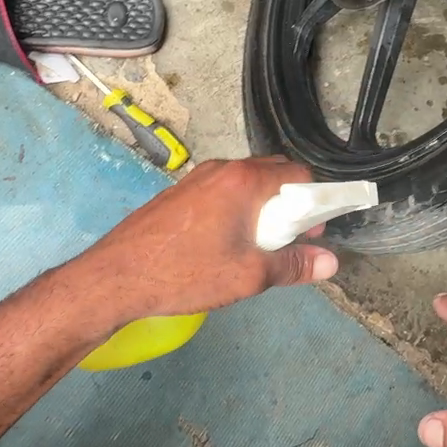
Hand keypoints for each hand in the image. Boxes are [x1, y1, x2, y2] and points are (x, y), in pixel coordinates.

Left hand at [78, 157, 336, 319]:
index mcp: (245, 181)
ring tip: (255, 245)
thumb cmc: (187, 273)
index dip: (314, 202)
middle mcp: (223, 169)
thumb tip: (330, 263)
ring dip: (262, 206)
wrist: (115, 277)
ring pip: (247, 182)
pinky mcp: (180, 191)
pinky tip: (224, 243)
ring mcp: (198, 177)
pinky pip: (223, 190)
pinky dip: (237, 208)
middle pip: (274, 173)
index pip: (298, 174)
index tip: (310, 233)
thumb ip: (293, 265)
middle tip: (287, 240)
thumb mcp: (248, 275)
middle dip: (289, 203)